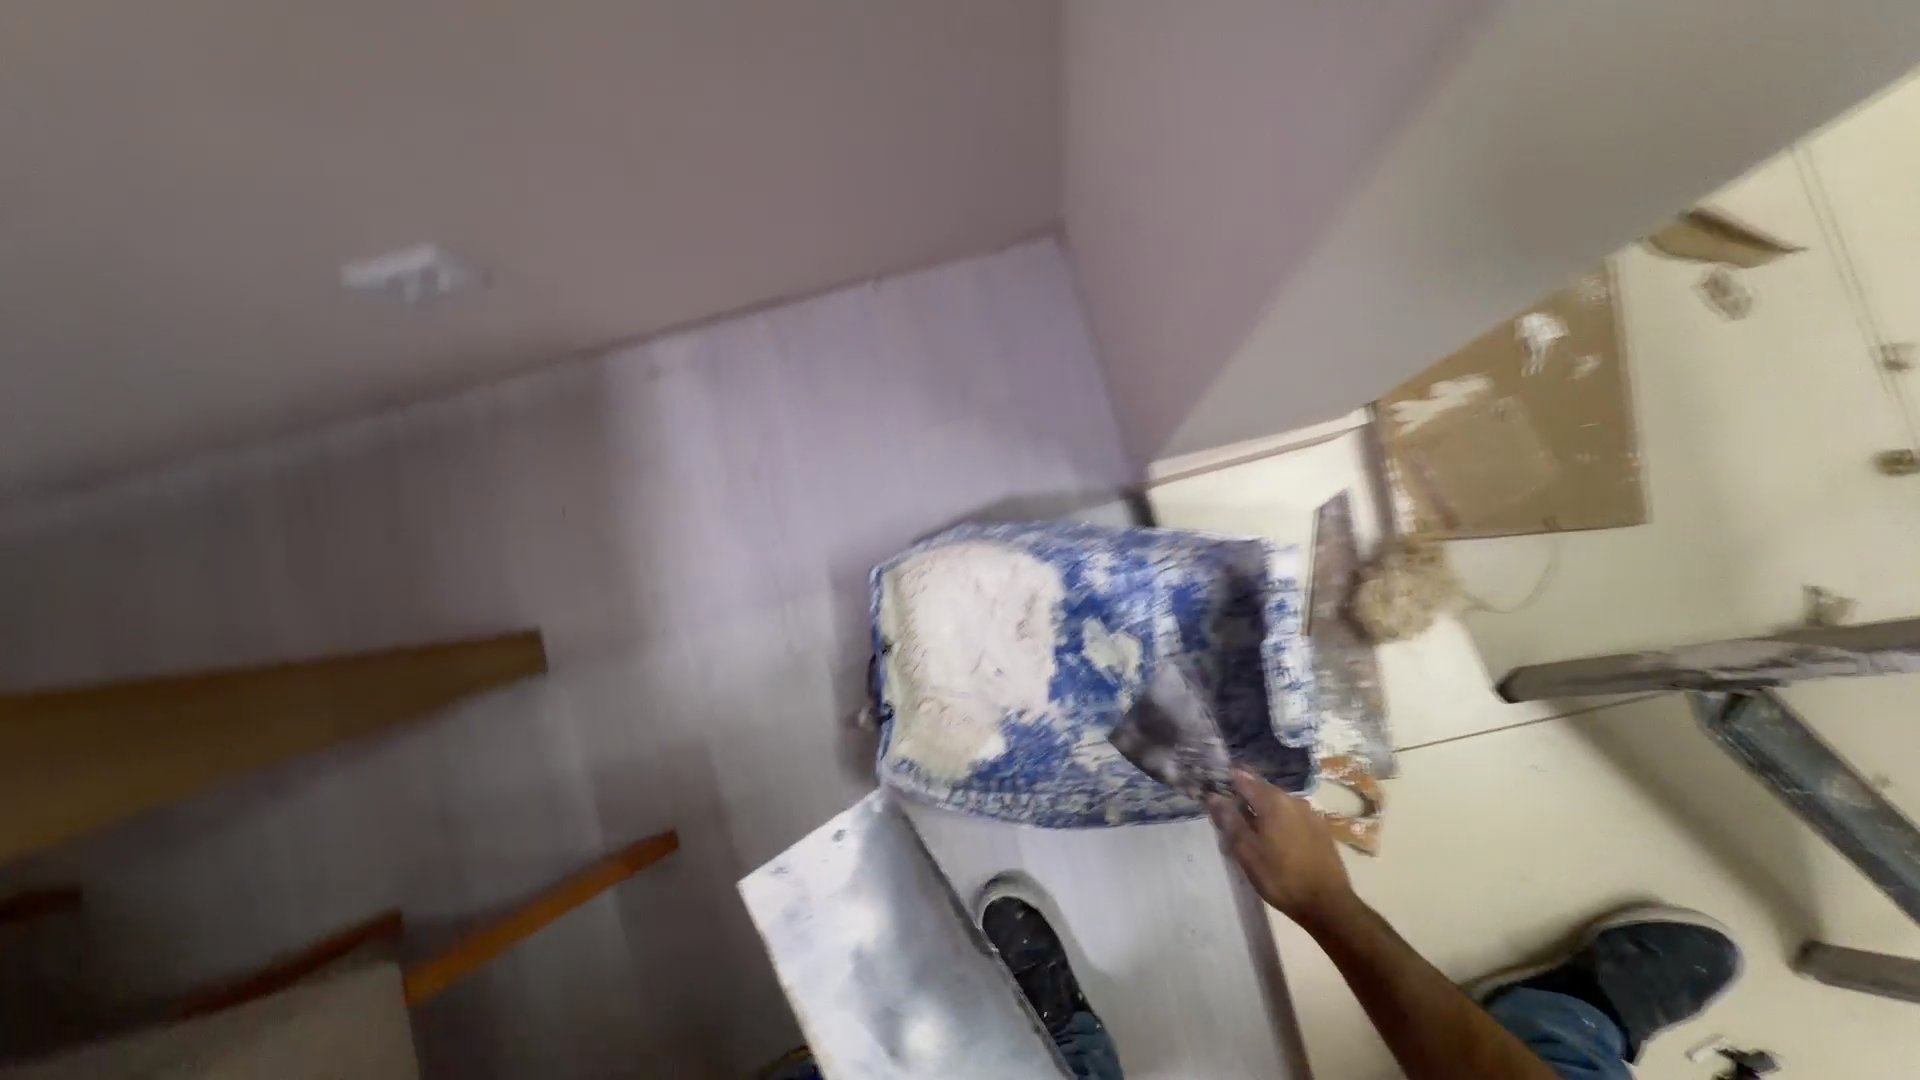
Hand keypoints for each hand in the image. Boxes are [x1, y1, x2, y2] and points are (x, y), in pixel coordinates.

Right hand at [1208, 767, 1356, 928]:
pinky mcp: (1321, 831)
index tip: (1212, 788)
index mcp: (1273, 801)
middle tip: (1227, 814)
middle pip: (1261, 789)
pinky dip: (1278, 821)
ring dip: (1261, 811)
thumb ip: (1229, 820)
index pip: (1243, 778)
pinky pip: (1292, 817)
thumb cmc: (1281, 877)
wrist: (1328, 905)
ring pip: (1278, 804)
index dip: (1226, 780)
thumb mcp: (1246, 851)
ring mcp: (1310, 815)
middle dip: (1243, 797)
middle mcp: (1293, 800)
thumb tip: (1213, 796)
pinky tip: (1274, 840)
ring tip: (1249, 830)